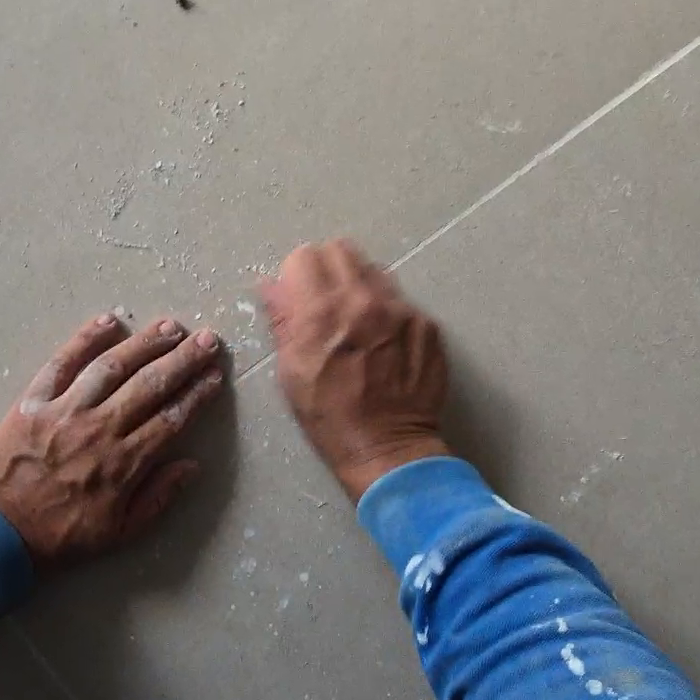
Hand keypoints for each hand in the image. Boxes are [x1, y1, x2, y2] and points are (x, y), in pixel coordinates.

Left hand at [0, 314, 225, 565]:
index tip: (215, 374)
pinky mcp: (33, 401)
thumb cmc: (60, 536)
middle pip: (150, 384)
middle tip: (206, 339)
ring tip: (169, 326)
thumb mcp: (119, 533)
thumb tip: (191, 465)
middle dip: (183, 360)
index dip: (197, 394)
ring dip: (144, 343)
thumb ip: (158, 498)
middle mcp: (100, 428)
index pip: (172, 418)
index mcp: (125, 462)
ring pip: (112, 366)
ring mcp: (65, 411)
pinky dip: (85, 339)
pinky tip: (108, 321)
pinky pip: (62, 363)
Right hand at [261, 239, 449, 502]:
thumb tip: (272, 286)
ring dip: (359, 286)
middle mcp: (364, 300)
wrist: (387, 448)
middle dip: (327, 271)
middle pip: (341, 250)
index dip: (296, 276)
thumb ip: (283, 321)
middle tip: (326, 303)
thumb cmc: (329, 417)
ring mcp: (401, 310)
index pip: (304, 256)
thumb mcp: (290, 373)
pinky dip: (387, 312)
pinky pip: (400, 299)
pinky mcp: (427, 324)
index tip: (297, 298)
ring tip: (357, 322)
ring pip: (373, 270)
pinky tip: (384, 344)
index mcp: (322, 313)